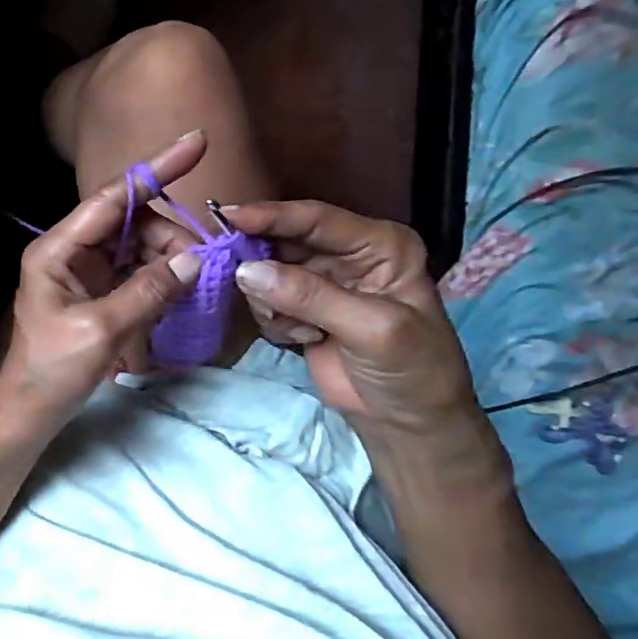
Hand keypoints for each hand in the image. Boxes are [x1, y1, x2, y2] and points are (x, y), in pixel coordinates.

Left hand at [0, 131, 208, 437]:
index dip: (155, 169)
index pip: (110, 198)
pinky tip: (178, 289)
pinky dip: (159, 274)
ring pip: (136, 243)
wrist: (30, 409)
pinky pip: (134, 268)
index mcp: (56, 250)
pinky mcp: (95, 290)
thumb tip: (194, 258)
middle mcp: (68, 251)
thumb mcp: (102, 331)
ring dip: (167, 255)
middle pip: (129, 220)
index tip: (196, 140)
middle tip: (201, 263)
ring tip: (192, 282)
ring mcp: (82, 270)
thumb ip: (148, 290)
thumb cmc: (53, 370)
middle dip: (168, 232)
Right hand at [220, 200, 482, 438]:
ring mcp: (321, 283)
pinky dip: (271, 320)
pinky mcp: (300, 309)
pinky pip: (263, 300)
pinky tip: (301, 338)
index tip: (226, 216)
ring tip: (298, 328)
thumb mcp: (371, 328)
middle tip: (235, 275)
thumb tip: (246, 270)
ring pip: (266, 272)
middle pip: (283, 241)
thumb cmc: (411, 370)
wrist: (408, 423)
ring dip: (269, 301)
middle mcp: (347, 256)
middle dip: (260, 260)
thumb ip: (310, 296)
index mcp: (379, 245)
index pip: (316, 220)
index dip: (270, 215)